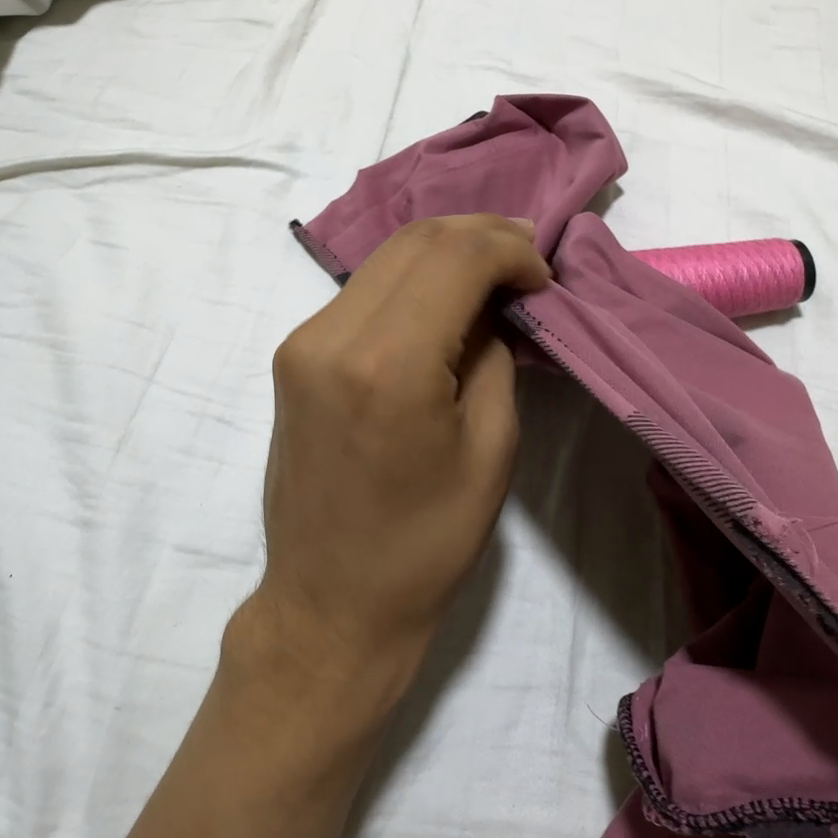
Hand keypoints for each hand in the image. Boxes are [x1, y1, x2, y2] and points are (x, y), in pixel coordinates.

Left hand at [129, 214, 550, 837]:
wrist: (331, 602)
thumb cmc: (426, 542)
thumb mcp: (491, 447)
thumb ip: (492, 354)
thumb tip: (492, 304)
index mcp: (388, 364)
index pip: (455, 257)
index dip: (509, 250)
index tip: (543, 277)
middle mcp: (332, 336)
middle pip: (415, 241)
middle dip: (481, 235)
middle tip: (527, 254)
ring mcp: (302, 342)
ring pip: (385, 258)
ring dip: (445, 251)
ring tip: (496, 268)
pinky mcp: (294, 356)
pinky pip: (363, 290)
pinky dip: (412, 279)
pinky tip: (446, 297)